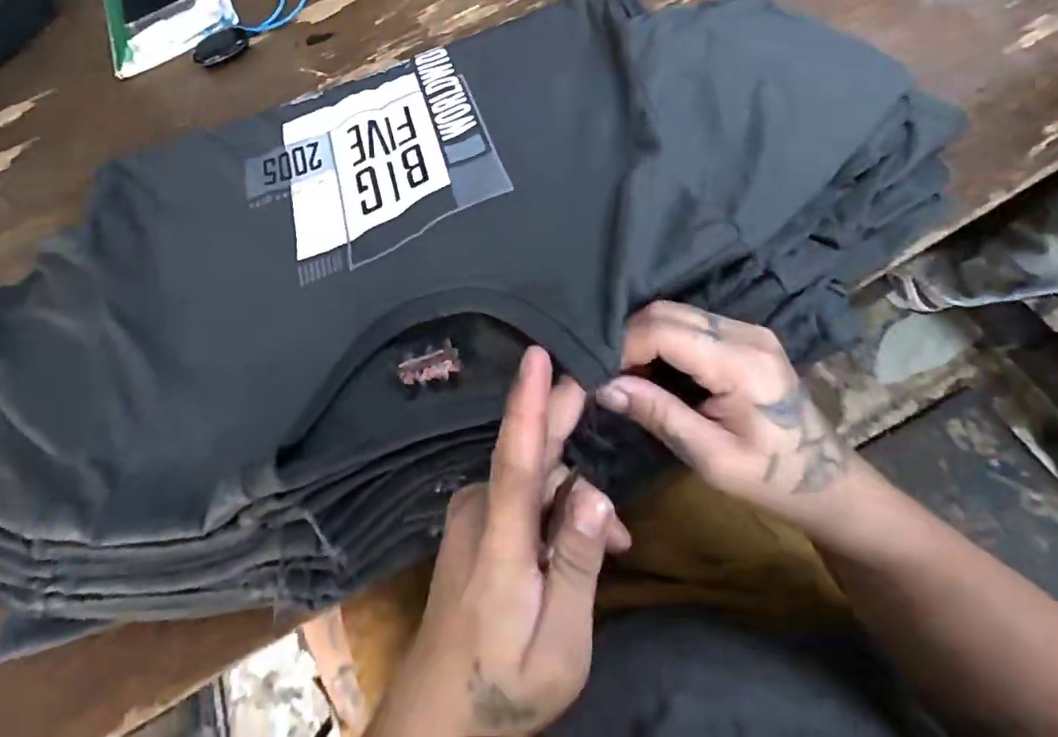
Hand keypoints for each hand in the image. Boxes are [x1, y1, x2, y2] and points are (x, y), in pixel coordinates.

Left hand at [369, 347, 630, 736]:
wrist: (440, 708)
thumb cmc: (506, 682)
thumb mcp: (561, 642)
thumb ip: (578, 564)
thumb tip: (598, 493)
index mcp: (501, 540)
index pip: (516, 458)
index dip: (527, 404)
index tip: (536, 356)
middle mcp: (478, 513)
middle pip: (525, 454)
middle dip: (558, 416)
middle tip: (592, 387)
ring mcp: (470, 517)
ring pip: (532, 483)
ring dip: (573, 498)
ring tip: (617, 543)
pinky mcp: (471, 526)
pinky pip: (518, 499)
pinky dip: (552, 511)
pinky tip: (581, 543)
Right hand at [592, 301, 862, 532]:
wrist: (828, 482)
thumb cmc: (771, 479)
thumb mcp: (710, 458)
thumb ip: (658, 414)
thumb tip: (603, 387)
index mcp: (742, 364)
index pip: (662, 330)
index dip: (623, 347)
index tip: (601, 378)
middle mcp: (746, 333)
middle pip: (665, 312)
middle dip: (628, 339)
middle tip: (609, 377)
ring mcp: (747, 330)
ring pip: (673, 312)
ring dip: (642, 338)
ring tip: (628, 376)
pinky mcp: (744, 334)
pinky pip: (688, 321)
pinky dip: (661, 339)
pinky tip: (653, 370)